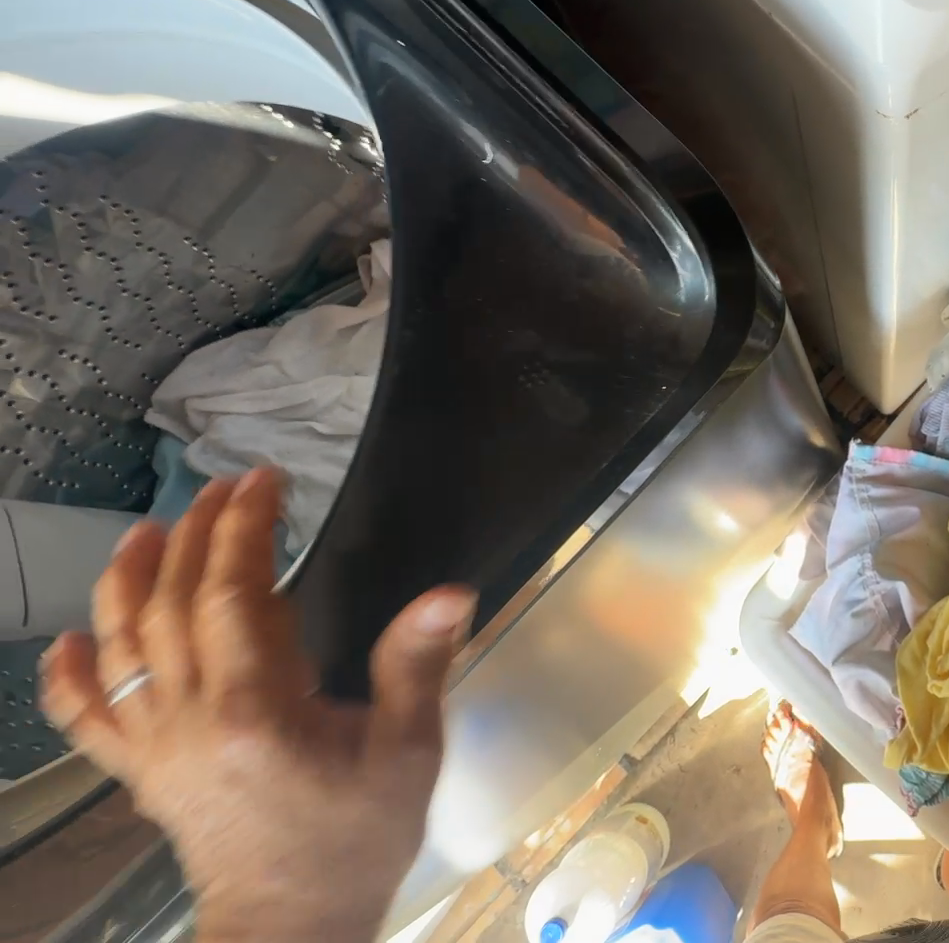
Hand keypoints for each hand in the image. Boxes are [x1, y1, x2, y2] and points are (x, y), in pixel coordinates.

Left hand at [38, 468, 474, 941]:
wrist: (293, 923)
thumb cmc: (360, 832)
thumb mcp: (410, 747)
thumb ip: (418, 665)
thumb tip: (449, 593)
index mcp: (256, 708)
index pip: (235, 597)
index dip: (246, 532)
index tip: (265, 483)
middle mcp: (187, 721)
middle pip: (171, 610)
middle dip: (196, 539)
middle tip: (224, 488)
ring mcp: (153, 750)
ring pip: (118, 652)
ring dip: (127, 585)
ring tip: (147, 532)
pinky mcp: (141, 775)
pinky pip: (88, 720)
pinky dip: (68, 677)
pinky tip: (65, 642)